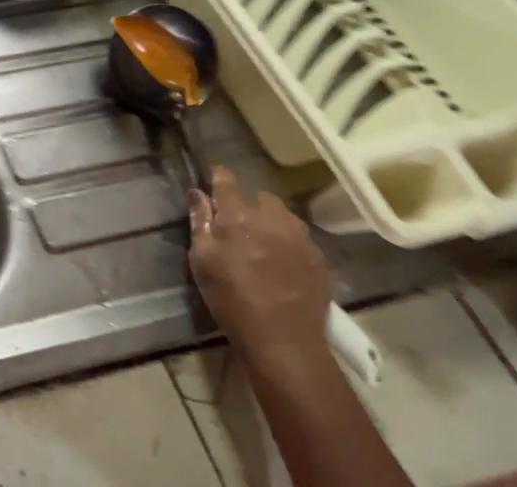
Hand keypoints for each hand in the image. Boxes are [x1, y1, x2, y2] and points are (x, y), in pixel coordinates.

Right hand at [189, 166, 331, 367]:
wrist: (283, 339)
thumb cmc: (231, 296)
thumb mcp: (202, 259)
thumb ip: (200, 222)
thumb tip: (196, 193)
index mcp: (239, 216)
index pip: (227, 182)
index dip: (219, 178)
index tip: (214, 179)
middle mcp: (274, 219)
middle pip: (261, 198)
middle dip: (249, 204)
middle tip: (237, 224)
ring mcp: (301, 239)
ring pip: (284, 217)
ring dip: (271, 222)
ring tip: (262, 243)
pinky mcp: (320, 260)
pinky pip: (300, 239)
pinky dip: (288, 243)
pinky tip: (281, 263)